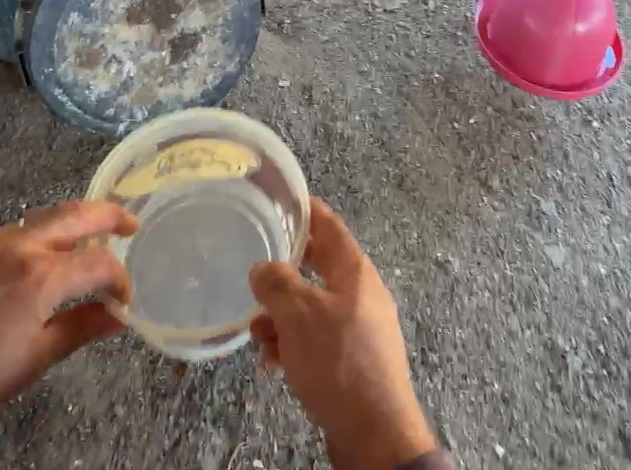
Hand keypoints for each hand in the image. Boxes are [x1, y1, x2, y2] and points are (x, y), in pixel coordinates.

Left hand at [0, 200, 138, 469]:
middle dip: (110, 216)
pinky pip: (21, 229)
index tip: (125, 302)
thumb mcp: (33, 360)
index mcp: (40, 275)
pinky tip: (48, 255)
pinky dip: (47, 232)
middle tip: (132, 226)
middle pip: (77, 214)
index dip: (120, 281)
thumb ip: (80, 328)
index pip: (99, 264)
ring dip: (77, 221)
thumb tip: (118, 316)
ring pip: (47, 216)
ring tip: (95, 237)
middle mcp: (20, 246)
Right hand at [249, 198, 435, 469]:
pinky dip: (296, 343)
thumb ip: (277, 283)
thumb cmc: (338, 360)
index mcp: (354, 270)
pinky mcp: (354, 358)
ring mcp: (360, 326)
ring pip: (313, 307)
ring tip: (260, 335)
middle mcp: (361, 292)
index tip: (282, 199)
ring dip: (283, 316)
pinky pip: (319, 338)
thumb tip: (263, 267)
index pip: (329, 225)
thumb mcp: (298, 315)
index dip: (306, 209)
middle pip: (319, 266)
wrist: (375, 430)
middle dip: (284, 272)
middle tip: (256, 272)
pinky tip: (276, 363)